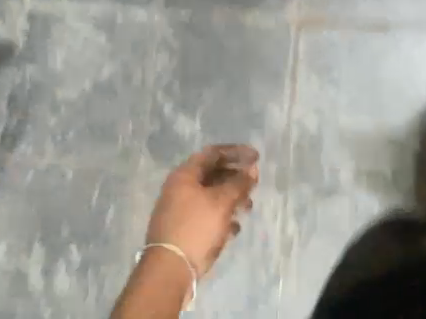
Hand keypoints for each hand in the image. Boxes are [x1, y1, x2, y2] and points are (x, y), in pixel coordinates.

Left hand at [144, 144, 259, 273]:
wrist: (169, 271)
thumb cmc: (196, 228)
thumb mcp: (222, 202)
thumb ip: (239, 183)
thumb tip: (252, 169)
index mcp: (185, 175)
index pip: (213, 153)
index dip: (236, 152)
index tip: (256, 158)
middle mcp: (179, 188)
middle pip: (212, 174)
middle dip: (235, 178)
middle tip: (254, 184)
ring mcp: (179, 210)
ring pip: (210, 196)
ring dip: (231, 199)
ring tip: (248, 208)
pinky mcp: (182, 231)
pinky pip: (205, 216)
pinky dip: (221, 217)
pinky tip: (235, 229)